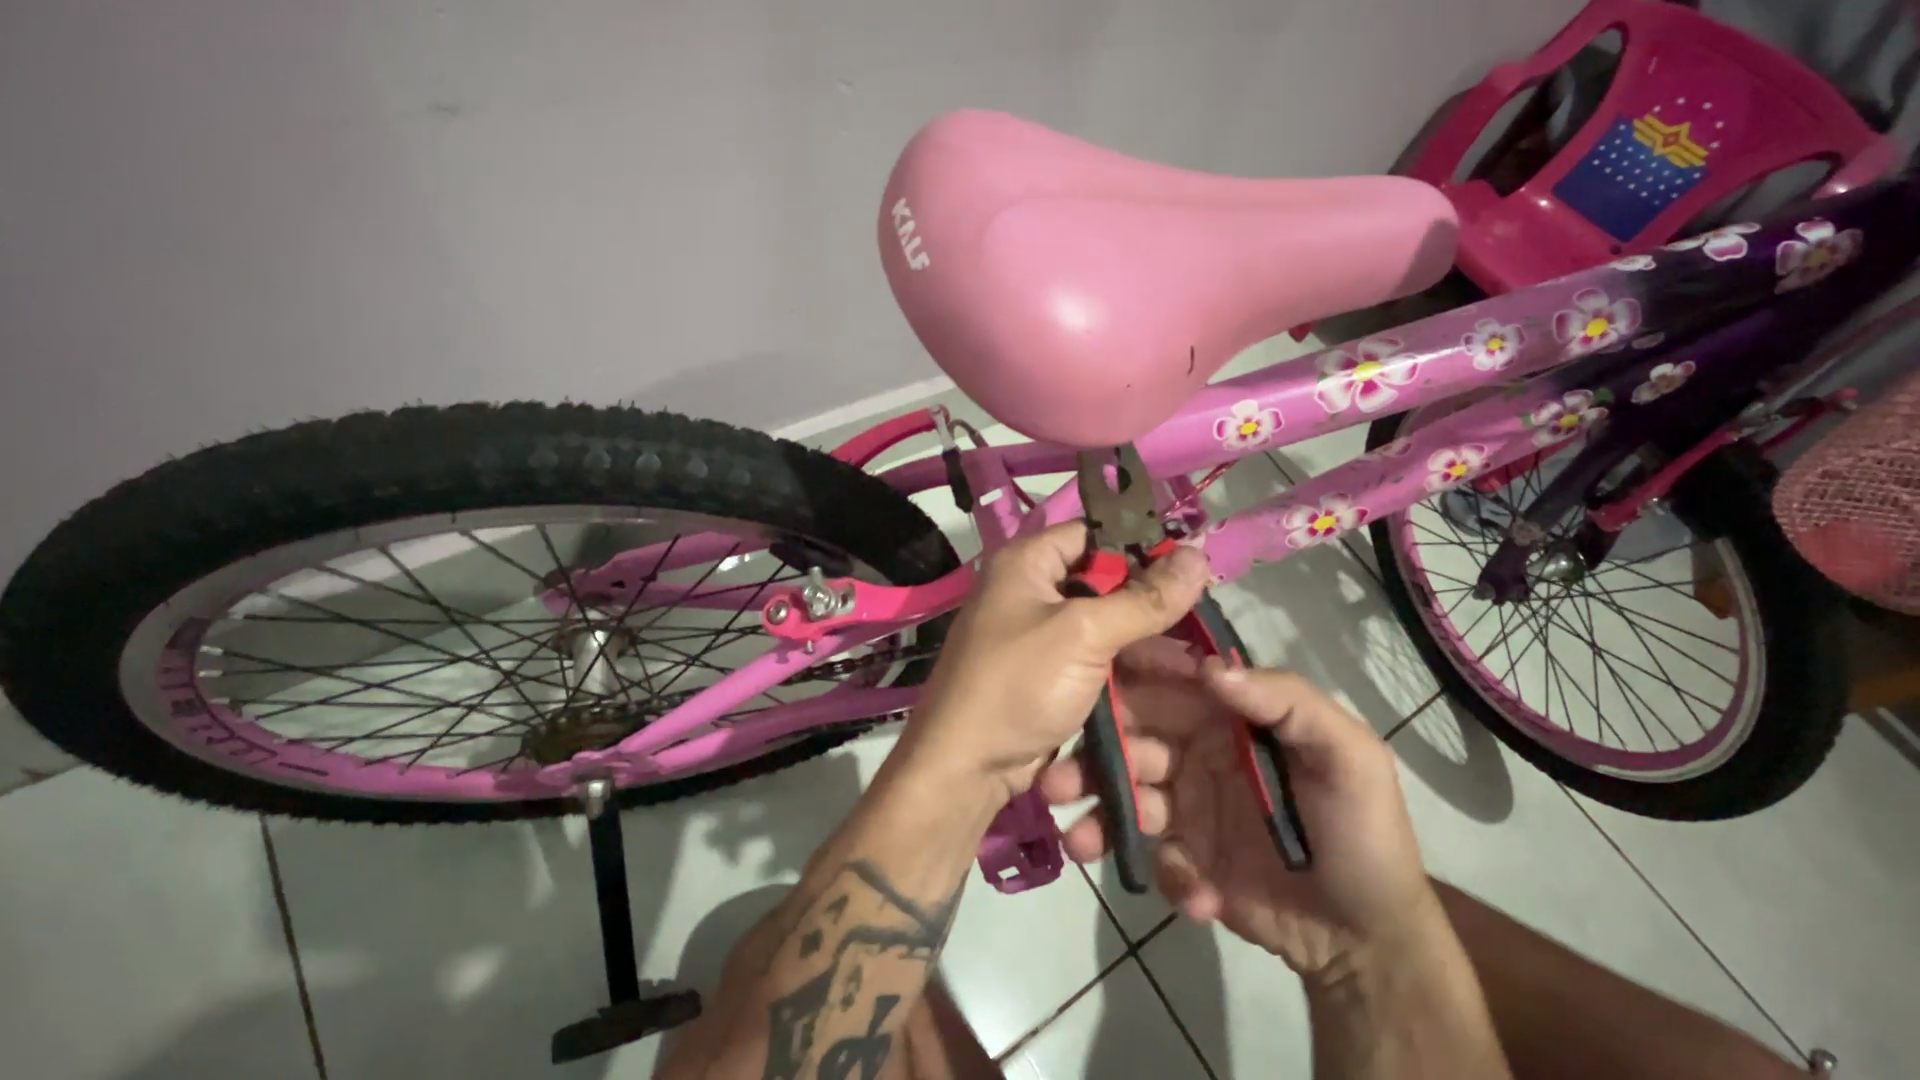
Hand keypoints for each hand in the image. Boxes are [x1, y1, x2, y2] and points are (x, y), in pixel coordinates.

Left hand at [904, 522, 1210, 803]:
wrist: (964, 767)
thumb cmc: (1018, 684)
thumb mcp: (1083, 633)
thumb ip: (1144, 598)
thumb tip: (1199, 555)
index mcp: (1027, 564)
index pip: (1094, 536)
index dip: (1142, 549)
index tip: (1193, 570)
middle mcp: (1030, 593)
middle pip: (1104, 586)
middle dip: (1151, 608)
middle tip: (1204, 623)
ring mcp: (1038, 640)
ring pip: (1105, 631)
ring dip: (1145, 648)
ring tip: (1197, 664)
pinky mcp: (1047, 680)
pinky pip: (1095, 666)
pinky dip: (1127, 675)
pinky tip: (1170, 689)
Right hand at [1039, 642, 1440, 982]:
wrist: (1368, 937)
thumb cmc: (1363, 830)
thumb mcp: (1349, 755)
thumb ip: (1287, 702)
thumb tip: (1209, 669)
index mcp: (1232, 719)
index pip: (1171, 685)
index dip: (1128, 679)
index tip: (1082, 679)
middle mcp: (1200, 754)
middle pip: (1132, 742)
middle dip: (1091, 758)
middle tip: (1055, 780)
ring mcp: (1189, 809)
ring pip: (1126, 799)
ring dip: (1098, 818)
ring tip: (1079, 843)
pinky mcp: (1185, 860)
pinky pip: (1156, 858)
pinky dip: (1170, 877)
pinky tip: (1201, 898)